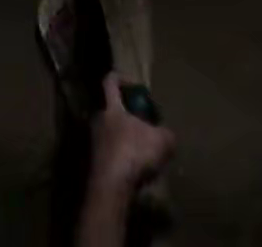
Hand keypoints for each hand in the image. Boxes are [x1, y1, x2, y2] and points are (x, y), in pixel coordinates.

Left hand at [87, 73, 175, 193]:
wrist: (111, 184)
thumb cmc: (134, 152)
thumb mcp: (162, 141)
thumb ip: (166, 134)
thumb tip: (167, 135)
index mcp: (111, 107)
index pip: (110, 81)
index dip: (122, 78)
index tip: (136, 86)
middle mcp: (98, 119)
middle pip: (113, 110)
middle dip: (130, 117)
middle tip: (147, 128)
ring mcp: (94, 140)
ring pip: (112, 133)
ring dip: (127, 140)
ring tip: (145, 154)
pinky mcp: (95, 161)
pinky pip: (111, 153)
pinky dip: (123, 158)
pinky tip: (137, 170)